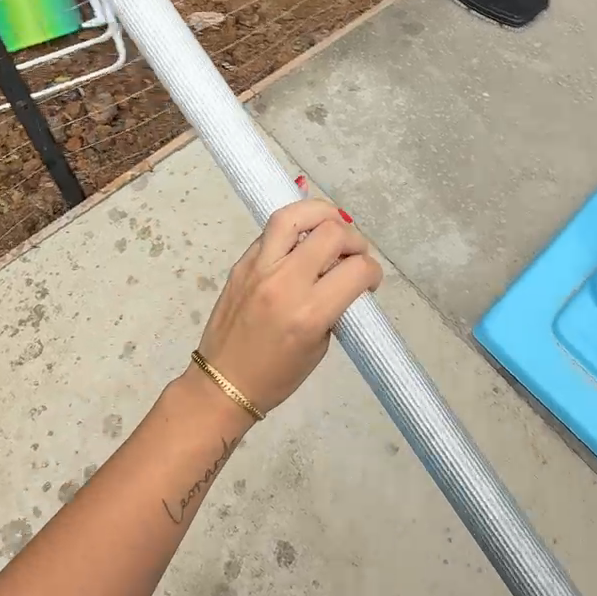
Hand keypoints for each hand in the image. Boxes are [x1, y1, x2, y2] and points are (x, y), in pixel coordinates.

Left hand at [189, 199, 381, 415]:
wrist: (223, 382)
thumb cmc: (277, 375)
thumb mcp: (320, 345)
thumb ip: (334, 304)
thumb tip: (343, 274)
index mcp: (310, 312)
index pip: (357, 269)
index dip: (373, 270)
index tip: (370, 280)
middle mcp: (285, 282)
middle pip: (331, 232)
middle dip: (354, 239)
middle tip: (354, 254)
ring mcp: (259, 268)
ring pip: (293, 216)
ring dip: (321, 214)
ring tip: (332, 226)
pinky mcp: (242, 262)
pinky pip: (272, 231)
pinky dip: (295, 228)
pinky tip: (303, 240)